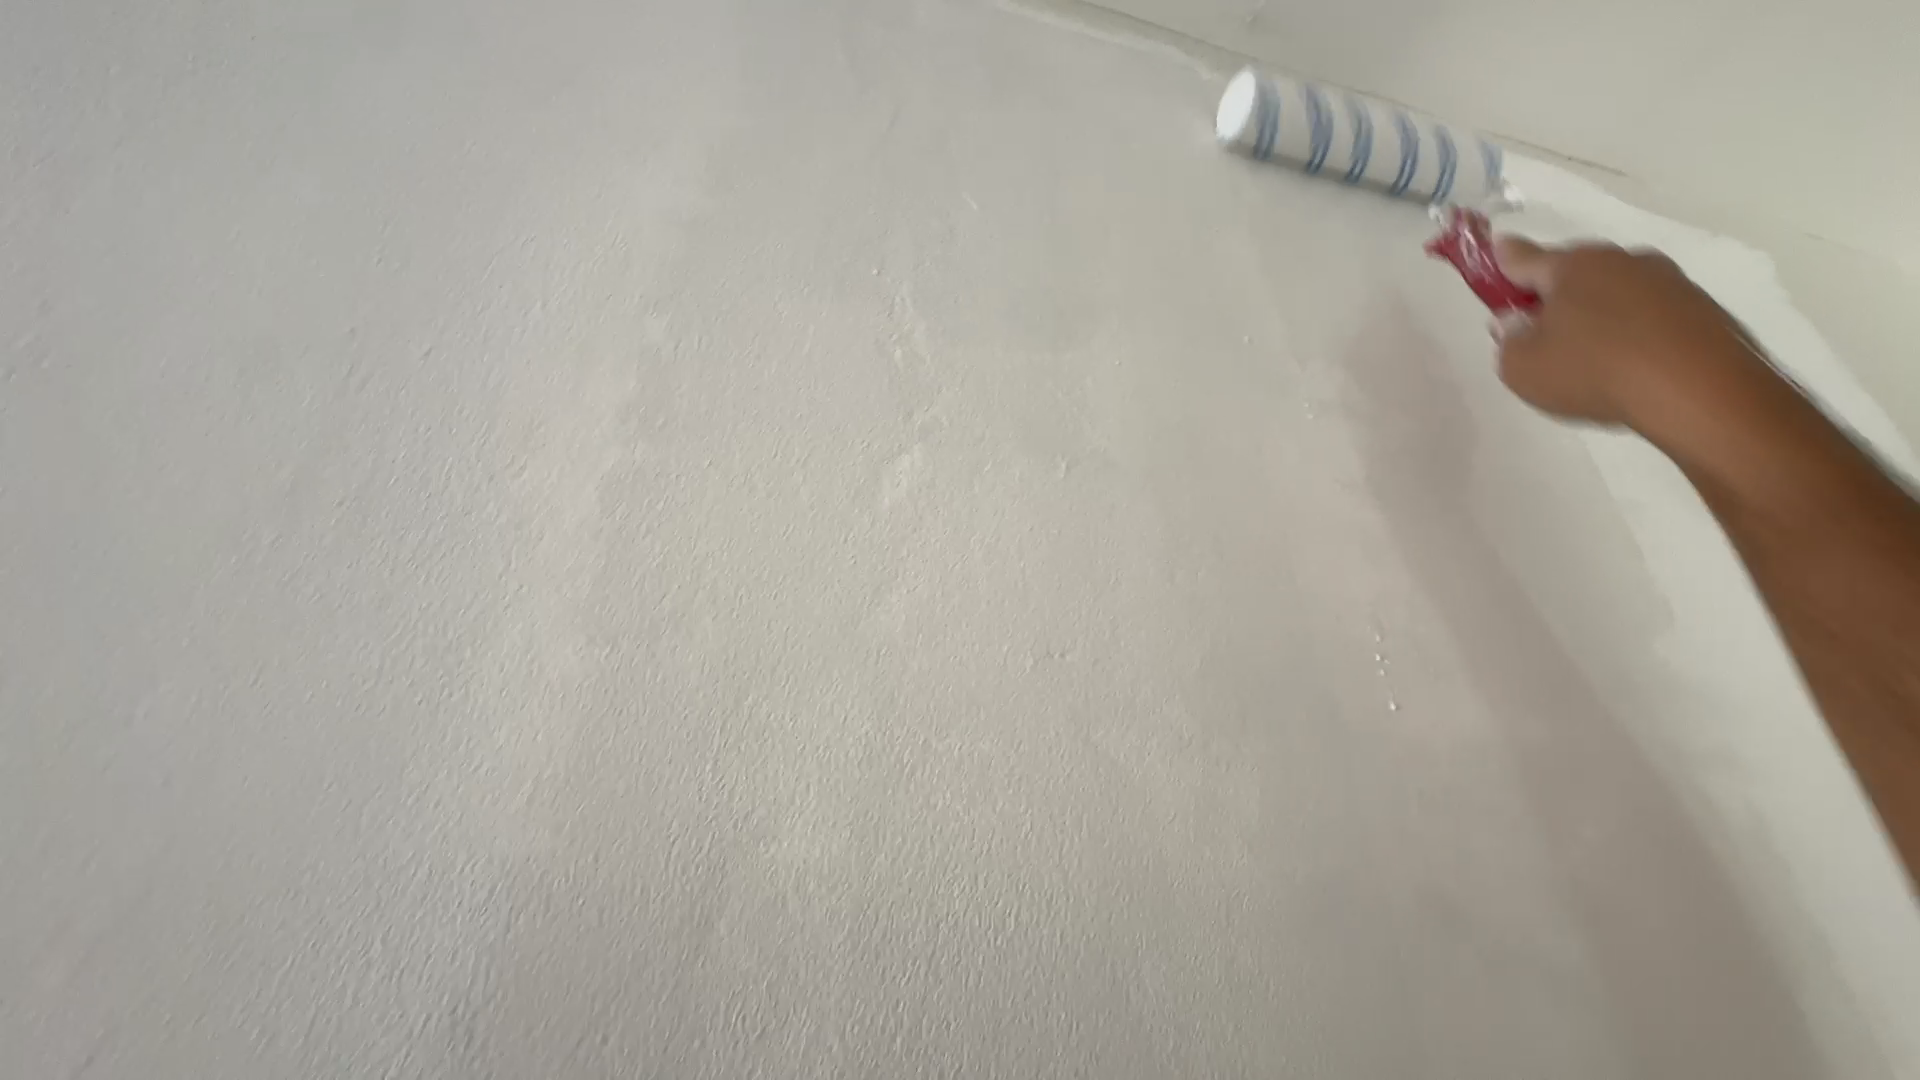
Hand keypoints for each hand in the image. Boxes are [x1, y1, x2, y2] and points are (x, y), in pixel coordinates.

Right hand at [1491, 238, 1767, 435]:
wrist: (1699, 391)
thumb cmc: (1592, 372)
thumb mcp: (1521, 367)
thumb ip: (1508, 340)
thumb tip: (1517, 320)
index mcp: (1572, 268)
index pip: (1523, 257)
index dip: (1503, 259)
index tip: (1495, 250)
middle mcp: (1621, 261)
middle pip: (1573, 273)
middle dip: (1553, 294)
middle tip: (1538, 330)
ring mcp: (1667, 281)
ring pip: (1612, 291)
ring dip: (1594, 312)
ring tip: (1586, 356)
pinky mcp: (1698, 307)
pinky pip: (1646, 312)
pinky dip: (1629, 330)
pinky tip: (1624, 363)